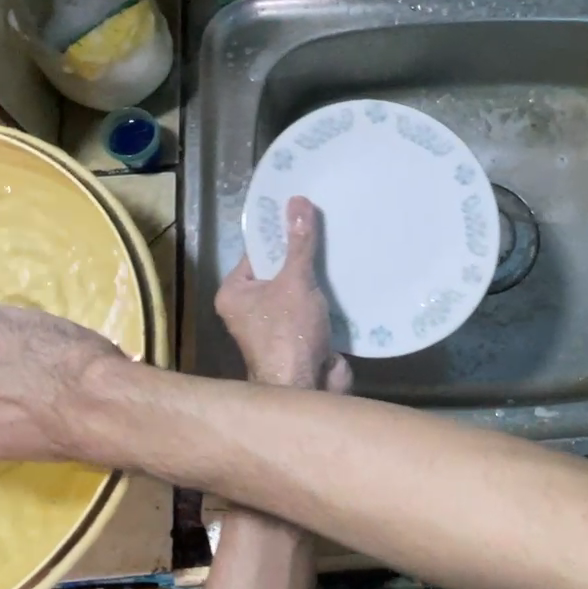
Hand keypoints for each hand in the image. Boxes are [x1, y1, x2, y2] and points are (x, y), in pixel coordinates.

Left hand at [216, 195, 351, 390]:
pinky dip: (332, 297)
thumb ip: (299, 242)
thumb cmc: (288, 332)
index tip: (304, 212)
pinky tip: (352, 276)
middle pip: (280, 270)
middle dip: (304, 255)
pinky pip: (316, 308)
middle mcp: (251, 309)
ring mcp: (278, 325)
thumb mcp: (295, 280)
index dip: (279, 233)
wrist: (309, 388)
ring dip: (321, 277)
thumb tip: (297, 200)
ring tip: (344, 246)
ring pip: (301, 290)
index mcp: (235, 293)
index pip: (257, 252)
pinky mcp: (303, 337)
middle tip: (330, 226)